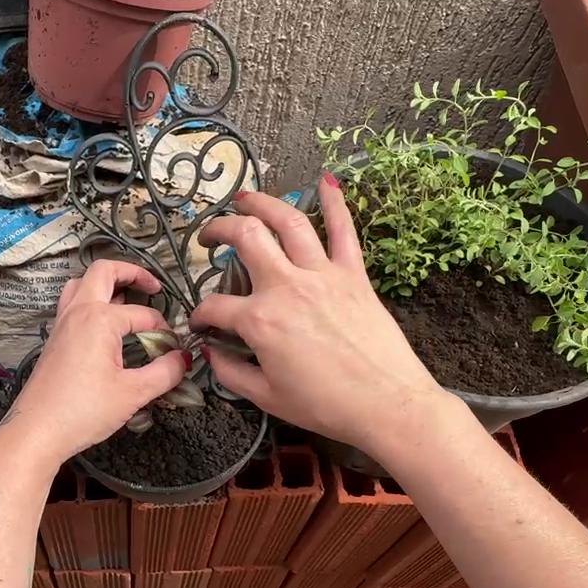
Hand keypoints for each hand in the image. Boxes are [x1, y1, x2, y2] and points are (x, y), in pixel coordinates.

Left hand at [0, 260, 188, 467]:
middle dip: (132, 272)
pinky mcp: (54, 339)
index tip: (176, 350)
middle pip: (104, 271)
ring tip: (127, 298)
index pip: (143, 315)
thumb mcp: (133, 393)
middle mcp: (78, 311)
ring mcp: (62, 323)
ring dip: (105, 283)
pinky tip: (104, 324)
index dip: (165, 330)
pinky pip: (72, 305)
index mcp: (99, 318)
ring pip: (81, 284)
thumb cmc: (83, 411)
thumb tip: (184, 359)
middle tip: (154, 287)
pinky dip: (90, 302)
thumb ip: (165, 373)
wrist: (36, 431)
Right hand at [190, 175, 453, 451]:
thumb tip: (213, 354)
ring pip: (287, 221)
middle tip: (209, 238)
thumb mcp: (267, 398)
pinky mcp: (354, 275)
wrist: (387, 404)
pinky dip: (335, 202)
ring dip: (261, 203)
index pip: (214, 307)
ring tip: (245, 198)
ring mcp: (322, 275)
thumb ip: (231, 373)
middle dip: (218, 230)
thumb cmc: (326, 406)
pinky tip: (325, 182)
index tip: (201, 324)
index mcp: (260, 321)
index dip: (200, 315)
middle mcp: (287, 287)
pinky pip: (344, 230)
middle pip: (244, 238)